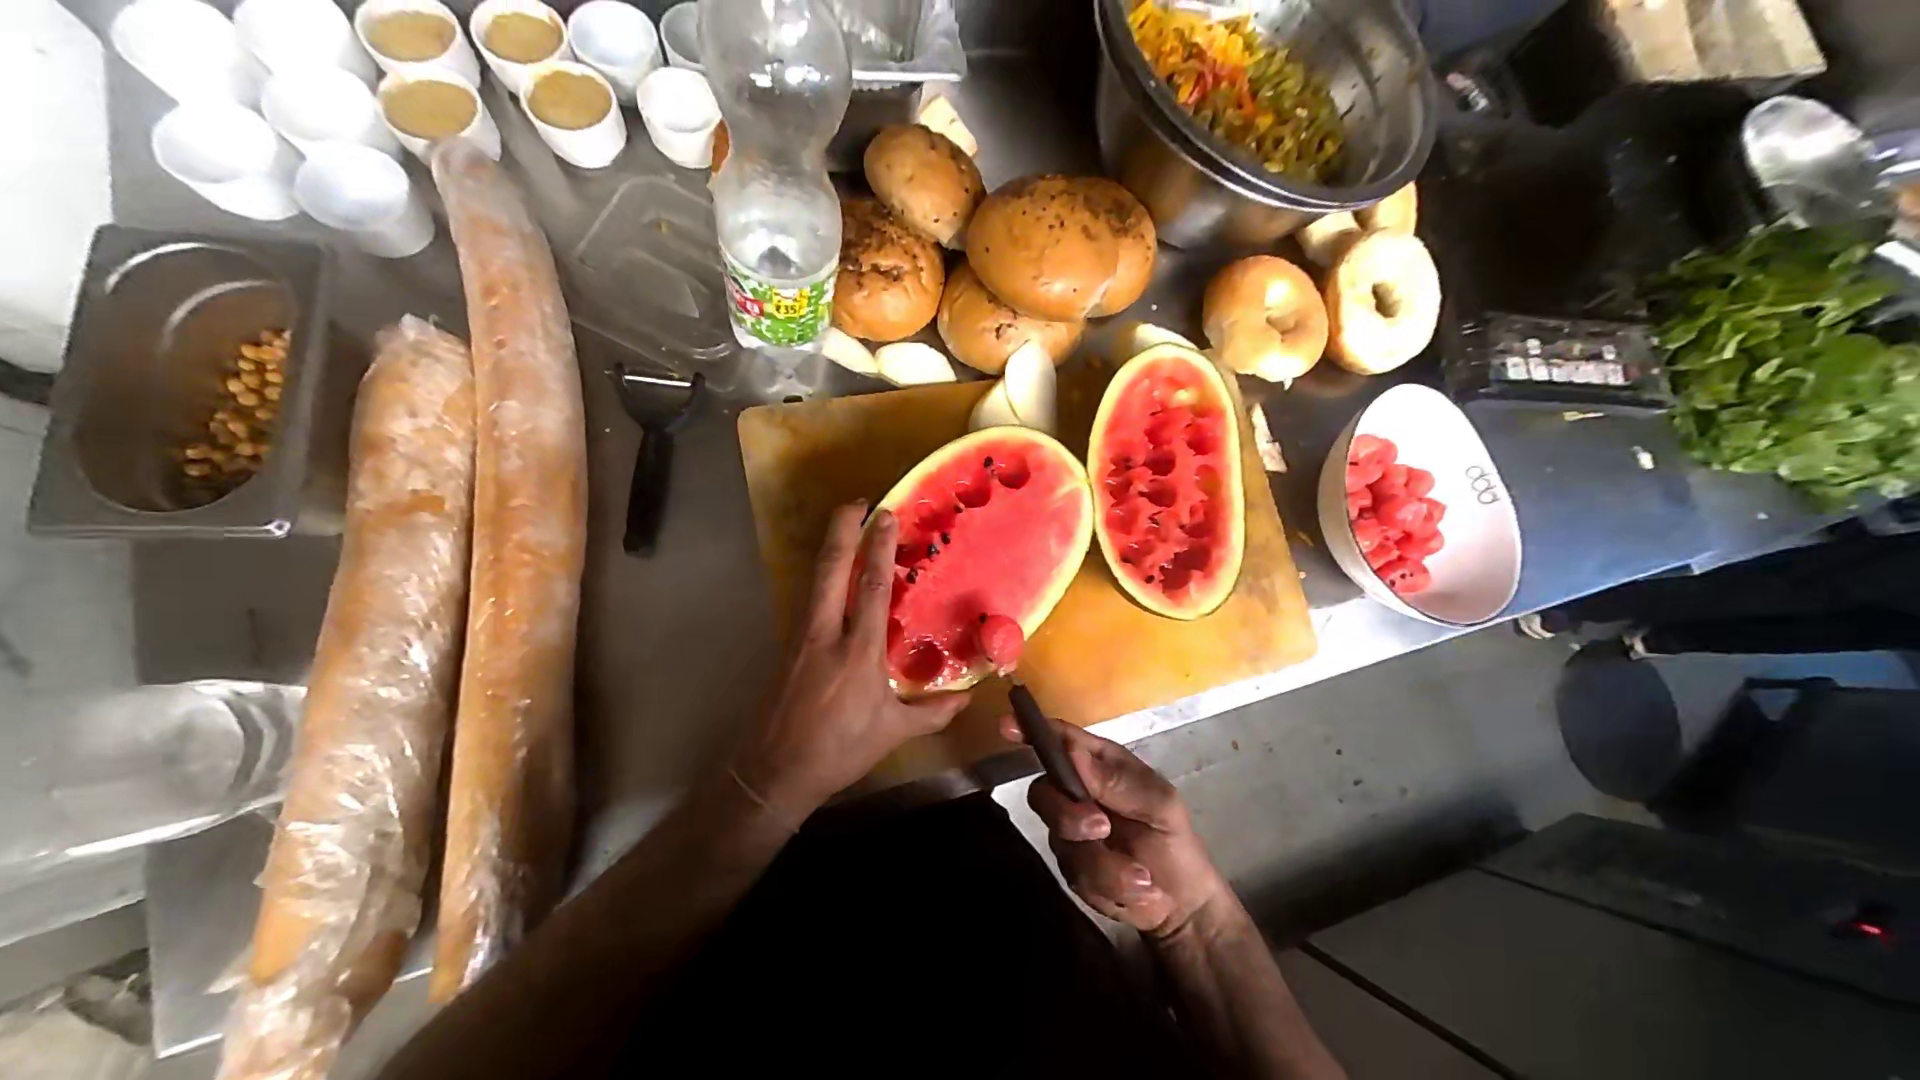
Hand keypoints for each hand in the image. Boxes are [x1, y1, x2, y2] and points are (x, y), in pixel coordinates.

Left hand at [734, 502, 968, 818]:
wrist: (776, 770)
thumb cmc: (839, 749)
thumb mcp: (893, 732)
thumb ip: (933, 712)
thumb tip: (966, 698)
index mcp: (858, 651)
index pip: (871, 587)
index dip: (879, 547)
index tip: (885, 515)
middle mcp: (826, 633)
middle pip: (831, 569)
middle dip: (842, 530)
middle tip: (857, 503)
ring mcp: (802, 637)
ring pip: (814, 580)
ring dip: (830, 548)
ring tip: (845, 527)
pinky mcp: (789, 647)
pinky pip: (809, 600)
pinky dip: (822, 578)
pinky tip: (833, 578)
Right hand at [1002, 714, 1227, 938]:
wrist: (1182, 902)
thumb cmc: (1173, 838)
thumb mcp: (1160, 804)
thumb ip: (1118, 780)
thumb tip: (1072, 751)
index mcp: (1099, 764)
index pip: (1059, 739)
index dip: (1031, 730)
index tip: (1006, 725)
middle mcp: (1076, 791)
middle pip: (1043, 791)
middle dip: (1069, 815)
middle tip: (1101, 828)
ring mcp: (1068, 830)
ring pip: (1060, 837)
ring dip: (1104, 861)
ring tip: (1142, 877)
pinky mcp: (1070, 867)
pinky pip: (1076, 873)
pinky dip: (1111, 883)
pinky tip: (1138, 887)